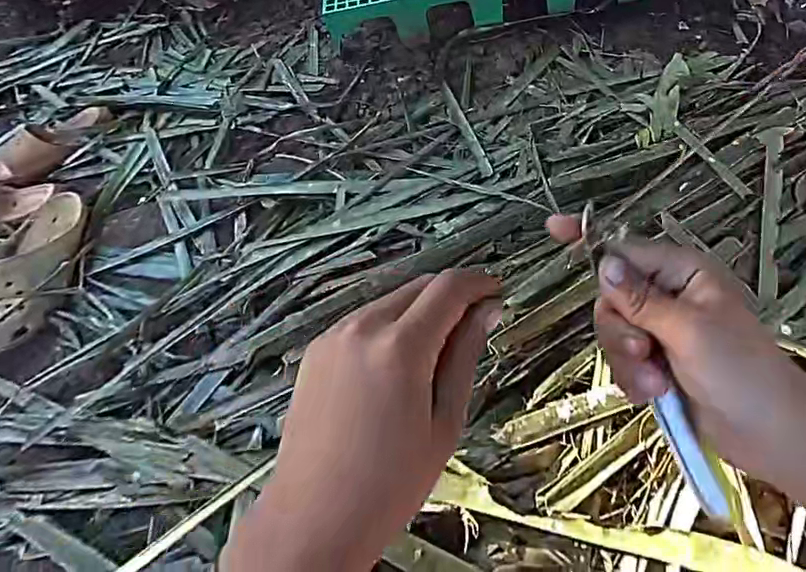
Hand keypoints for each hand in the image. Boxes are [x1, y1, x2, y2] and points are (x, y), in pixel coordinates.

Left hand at [223, 270, 502, 571]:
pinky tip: (398, 364)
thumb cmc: (383, 486)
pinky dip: (390, 325)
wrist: (312, 522)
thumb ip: (465, 355)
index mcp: (399, 348)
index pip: (449, 287)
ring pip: (393, 299)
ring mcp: (335, 337)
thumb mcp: (444, 422)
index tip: (493, 290)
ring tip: (435, 352)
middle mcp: (363, 330)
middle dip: (451, 295)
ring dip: (421, 309)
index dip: (477, 283)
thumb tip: (485, 312)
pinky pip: (365, 319)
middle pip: (421, 285)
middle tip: (473, 321)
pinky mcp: (318, 349)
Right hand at [546, 215, 805, 488]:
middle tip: (643, 351)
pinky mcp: (658, 362)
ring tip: (658, 382)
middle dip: (620, 329)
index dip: (588, 240)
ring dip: (629, 360)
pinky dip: (634, 379)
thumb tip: (603, 264)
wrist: (773, 436)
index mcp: (682, 271)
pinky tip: (657, 394)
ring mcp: (662, 329)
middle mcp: (669, 294)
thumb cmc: (742, 371)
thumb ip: (641, 299)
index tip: (553, 227)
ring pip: (614, 331)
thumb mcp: (688, 330)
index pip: (625, 248)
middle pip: (612, 296)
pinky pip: (624, 360)